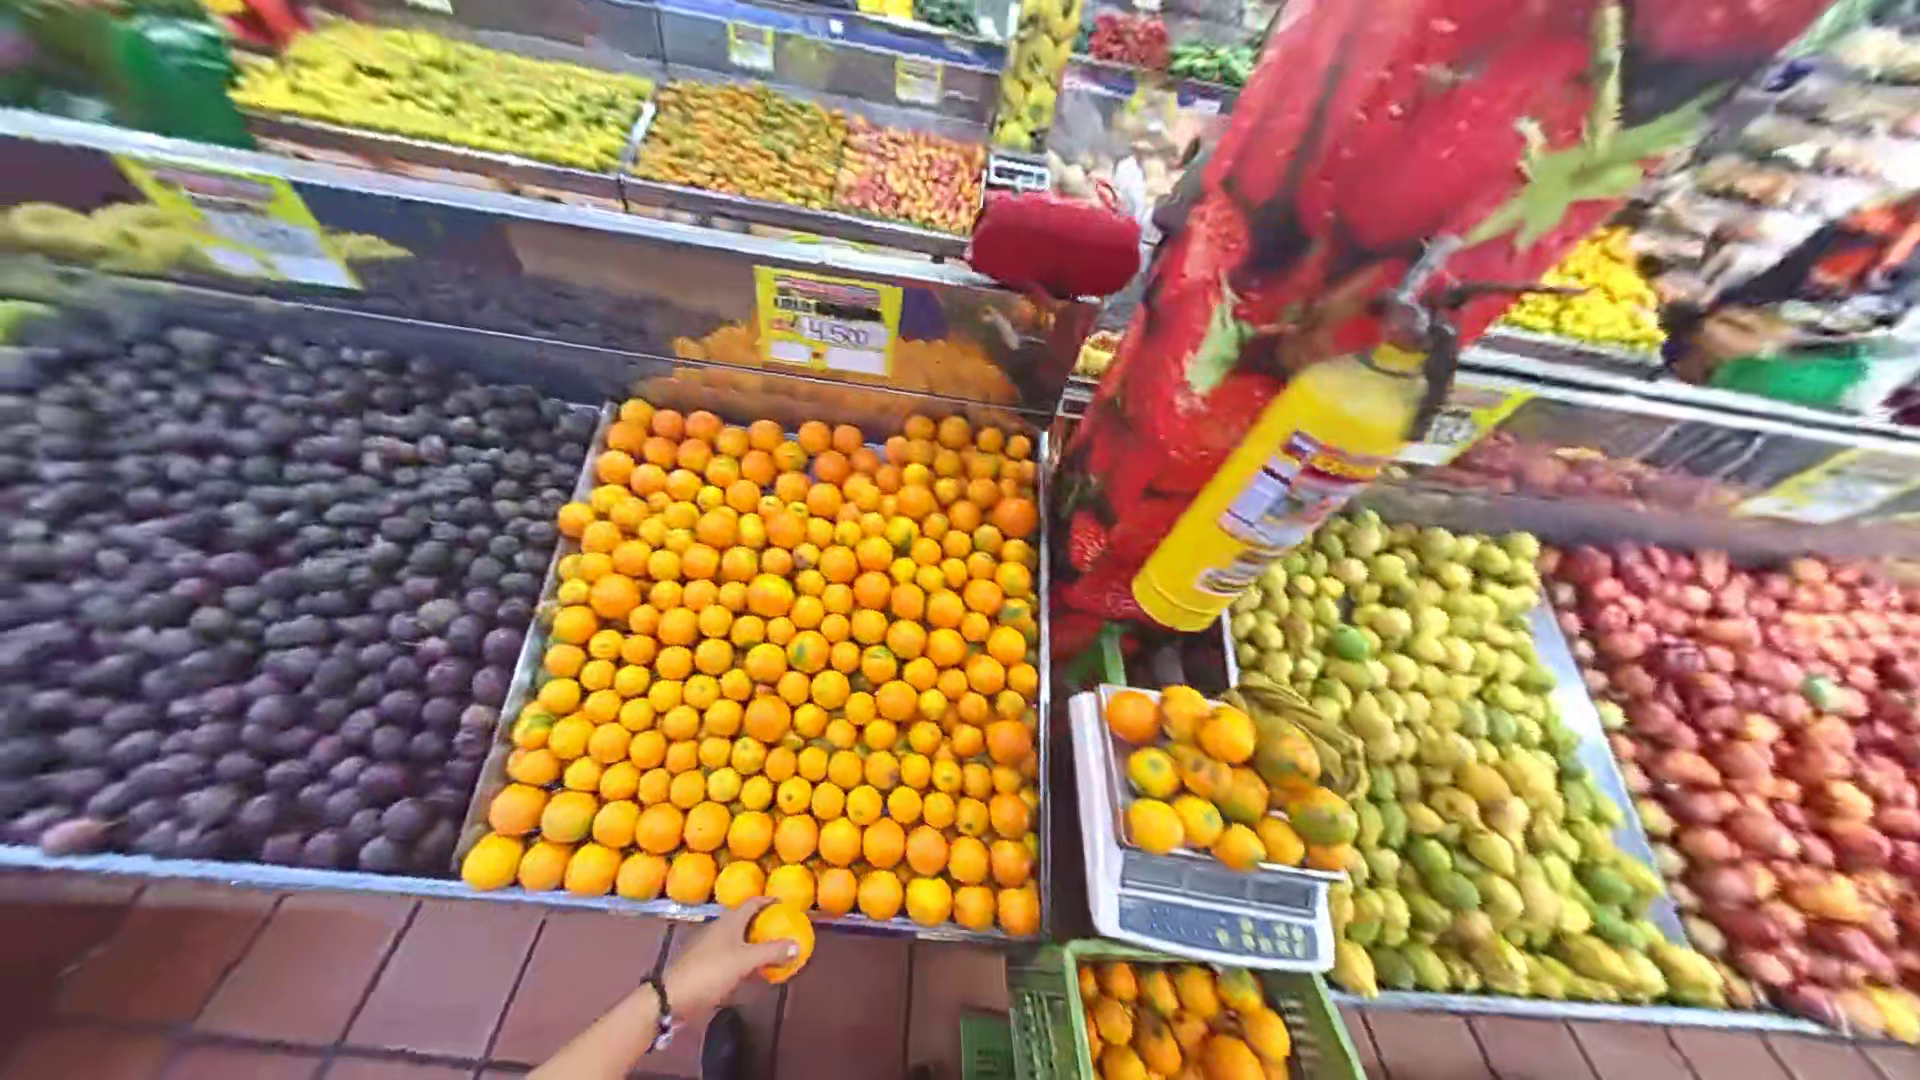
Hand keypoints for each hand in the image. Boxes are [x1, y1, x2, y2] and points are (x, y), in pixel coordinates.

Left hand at [662, 898, 796, 1015]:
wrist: (670, 998)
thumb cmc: (710, 971)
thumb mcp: (745, 961)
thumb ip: (771, 952)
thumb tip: (797, 945)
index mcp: (730, 920)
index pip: (754, 902)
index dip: (769, 900)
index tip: (785, 904)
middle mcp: (720, 928)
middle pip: (745, 919)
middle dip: (762, 922)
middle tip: (780, 928)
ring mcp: (709, 946)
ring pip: (737, 938)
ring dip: (752, 942)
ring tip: (769, 950)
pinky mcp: (703, 964)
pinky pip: (729, 955)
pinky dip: (742, 958)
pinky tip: (749, 971)